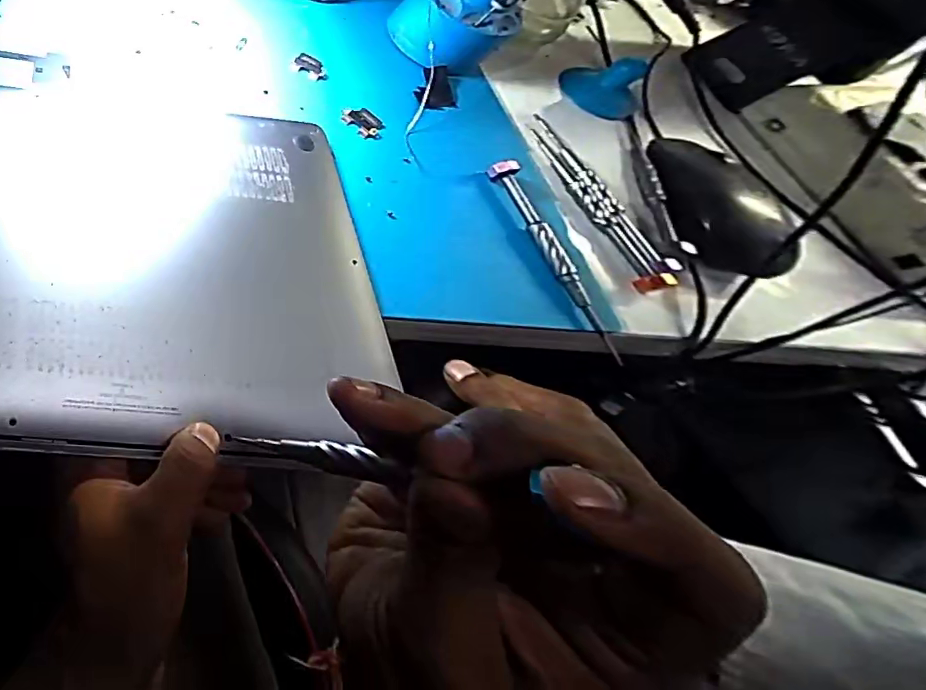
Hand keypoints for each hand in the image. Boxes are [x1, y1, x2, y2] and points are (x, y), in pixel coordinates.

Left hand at [10, 423, 248, 688]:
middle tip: (232, 457)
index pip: (124, 423)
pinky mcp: (133, 531)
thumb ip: (181, 472)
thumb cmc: (128, 580)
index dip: (164, 416)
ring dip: (199, 482)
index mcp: (87, 465)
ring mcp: (115, 506)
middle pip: (147, 450)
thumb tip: (203, 429)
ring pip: (160, 478)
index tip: (199, 410)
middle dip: (192, 456)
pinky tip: (225, 509)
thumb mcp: (158, 520)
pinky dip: (192, 504)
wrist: (119, 651)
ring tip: (239, 486)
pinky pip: (164, 504)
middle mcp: (96, 479)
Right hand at [325, 363, 765, 688]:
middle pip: (598, 468)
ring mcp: (523, 502)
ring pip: (521, 427)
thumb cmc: (425, 683)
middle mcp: (594, 554)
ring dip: (446, 413)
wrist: (368, 650)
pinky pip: (442, 422)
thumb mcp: (442, 648)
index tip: (558, 488)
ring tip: (377, 409)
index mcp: (627, 629)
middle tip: (440, 450)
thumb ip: (453, 569)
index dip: (649, 521)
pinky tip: (360, 397)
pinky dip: (397, 407)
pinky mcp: (459, 469)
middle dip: (517, 442)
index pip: (697, 576)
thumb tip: (450, 489)